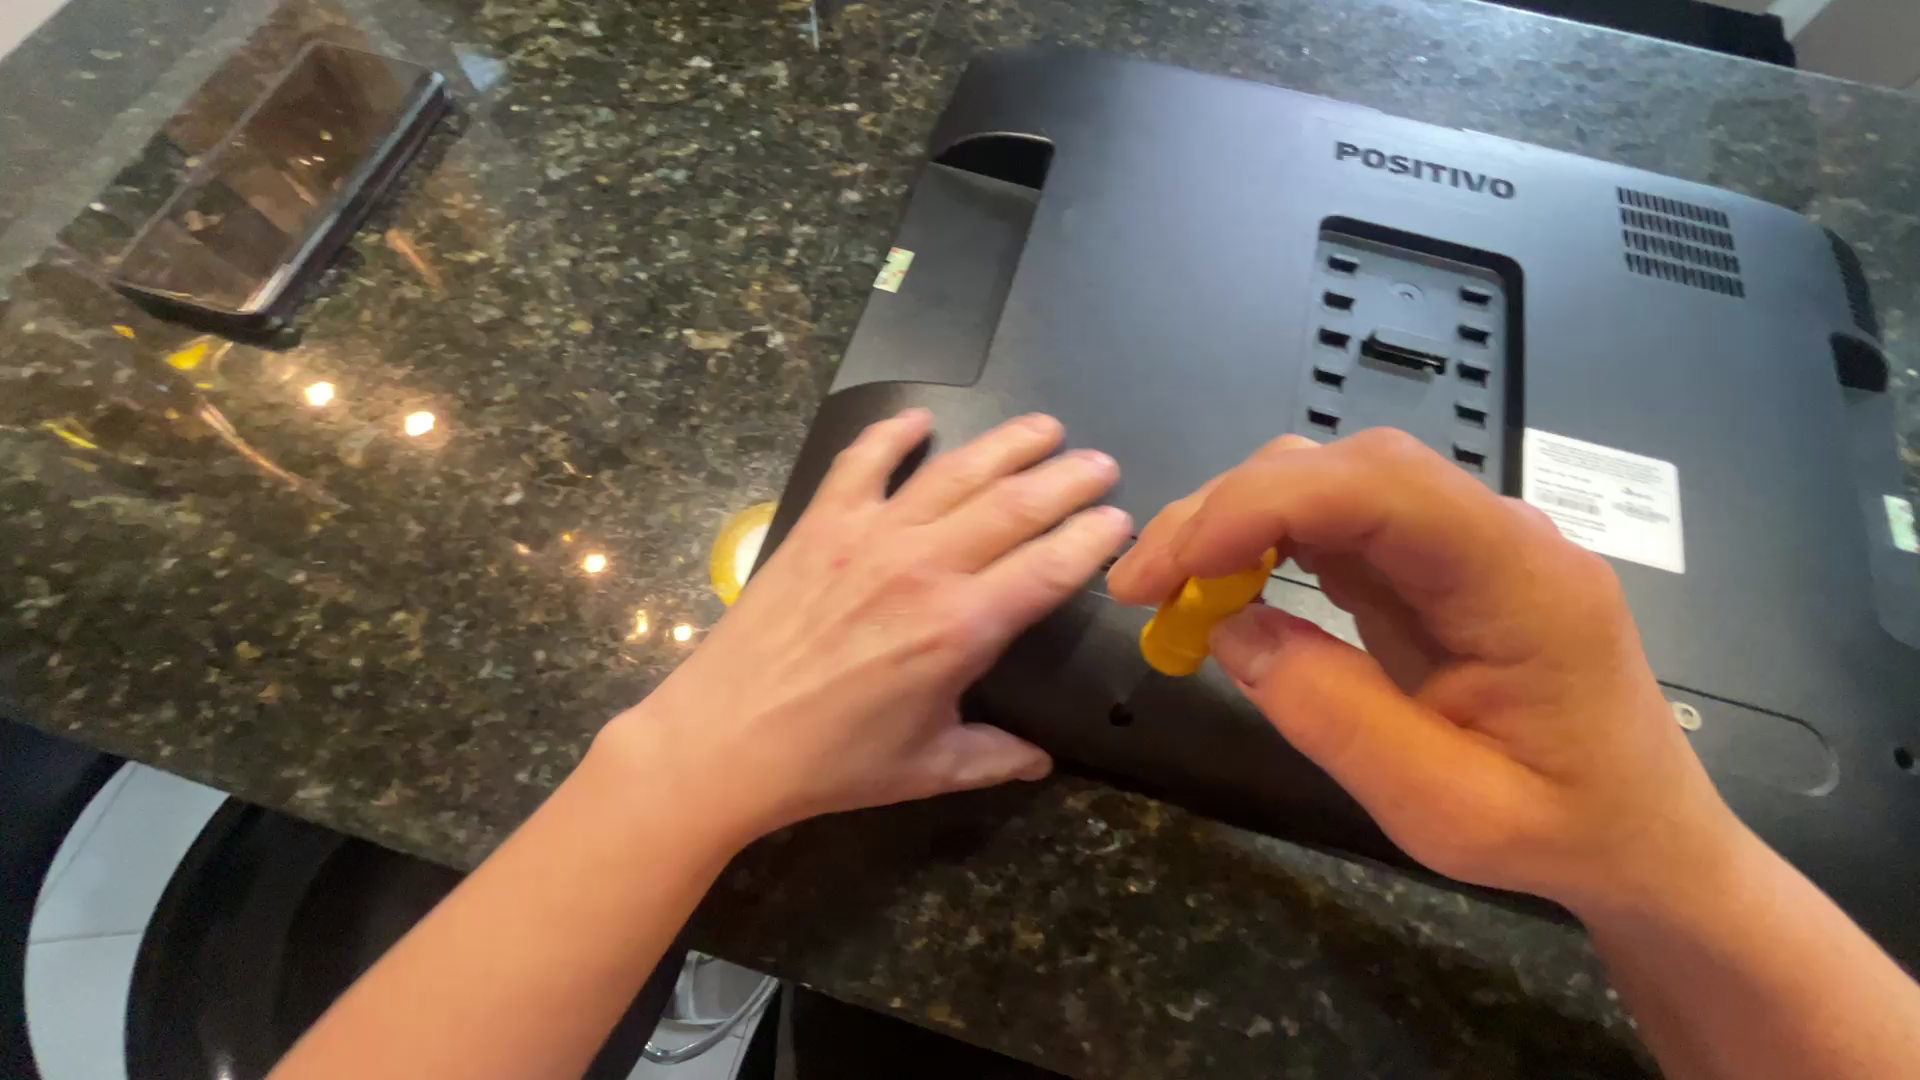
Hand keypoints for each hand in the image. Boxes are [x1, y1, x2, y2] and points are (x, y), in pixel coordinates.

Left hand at [600, 409, 1129, 846]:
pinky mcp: (821, 524)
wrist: (723, 740)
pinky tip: (919, 419)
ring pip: (954, 472)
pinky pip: (863, 463)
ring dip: (1006, 445)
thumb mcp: (927, 768)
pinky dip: (891, 434)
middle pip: (1015, 504)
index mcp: (962, 628)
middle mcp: (925, 567)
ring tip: (1043, 427)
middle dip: (1068, 478)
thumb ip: (994, 758)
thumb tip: (1041, 760)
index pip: (1050, 566)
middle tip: (1098, 462)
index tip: (1117, 518)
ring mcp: (870, 536)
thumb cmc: (831, 761)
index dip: (1092, 537)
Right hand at [1107, 429, 1743, 914]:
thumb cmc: (1562, 826)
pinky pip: (1323, 520)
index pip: (1377, 487)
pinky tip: (1217, 582)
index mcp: (1519, 578)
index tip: (1173, 567)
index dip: (1260, 505)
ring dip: (1226, 521)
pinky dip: (1253, 541)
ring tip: (1164, 584)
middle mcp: (1487, 531)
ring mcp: (1452, 537)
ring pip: (1318, 482)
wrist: (1639, 833)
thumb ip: (1330, 714)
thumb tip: (1226, 628)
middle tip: (1140, 584)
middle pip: (1335, 468)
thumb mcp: (1442, 807)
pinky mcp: (1421, 557)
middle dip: (1221, 511)